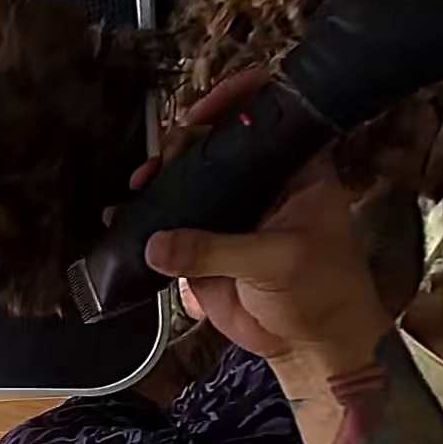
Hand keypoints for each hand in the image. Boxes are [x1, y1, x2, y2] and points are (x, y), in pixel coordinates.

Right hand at [137, 73, 392, 376]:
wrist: (308, 344)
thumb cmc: (319, 291)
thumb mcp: (277, 261)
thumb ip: (217, 250)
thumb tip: (156, 245)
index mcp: (293, 170)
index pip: (267, 113)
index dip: (237, 99)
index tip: (202, 114)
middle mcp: (258, 184)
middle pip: (215, 147)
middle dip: (183, 146)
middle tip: (164, 161)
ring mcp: (228, 217)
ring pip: (189, 186)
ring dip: (160, 181)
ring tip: (140, 184)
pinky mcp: (204, 250)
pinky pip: (171, 231)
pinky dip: (146, 225)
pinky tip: (123, 219)